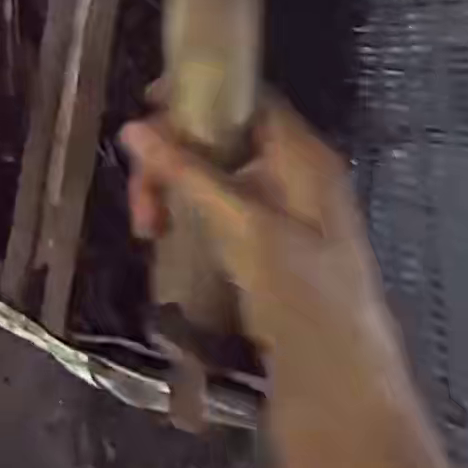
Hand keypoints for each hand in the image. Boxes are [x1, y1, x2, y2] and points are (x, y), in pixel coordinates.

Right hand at [120, 95, 392, 355]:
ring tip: (145, 226)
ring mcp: (271, 200)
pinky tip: (160, 234)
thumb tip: (131, 128)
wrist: (337, 377)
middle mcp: (286, 168)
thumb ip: (186, 171)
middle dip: (169, 158)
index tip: (148, 102)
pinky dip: (180, 209)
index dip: (197, 90)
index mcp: (299, 154)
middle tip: (139, 190)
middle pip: (213, 135)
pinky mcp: (256, 230)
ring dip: (167, 188)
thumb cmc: (301, 289)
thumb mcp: (241, 224)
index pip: (246, 96)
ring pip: (203, 169)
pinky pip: (207, 200)